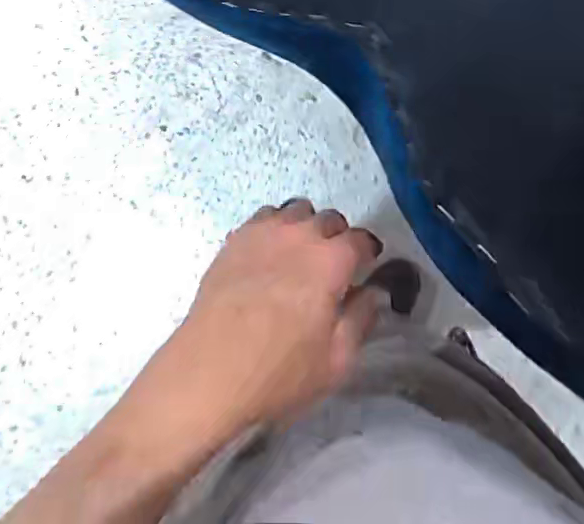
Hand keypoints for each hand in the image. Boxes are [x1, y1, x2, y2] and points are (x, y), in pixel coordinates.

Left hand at [121, 199, 385, 447]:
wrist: (210, 368)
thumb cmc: (280, 371)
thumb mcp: (336, 360)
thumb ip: (362, 319)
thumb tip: (373, 293)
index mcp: (330, 260)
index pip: (361, 239)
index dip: (368, 252)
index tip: (368, 266)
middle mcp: (299, 234)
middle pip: (328, 218)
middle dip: (338, 237)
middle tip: (334, 266)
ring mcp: (263, 231)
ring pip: (295, 211)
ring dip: (305, 227)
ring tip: (300, 256)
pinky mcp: (235, 238)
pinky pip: (264, 217)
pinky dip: (275, 228)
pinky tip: (269, 255)